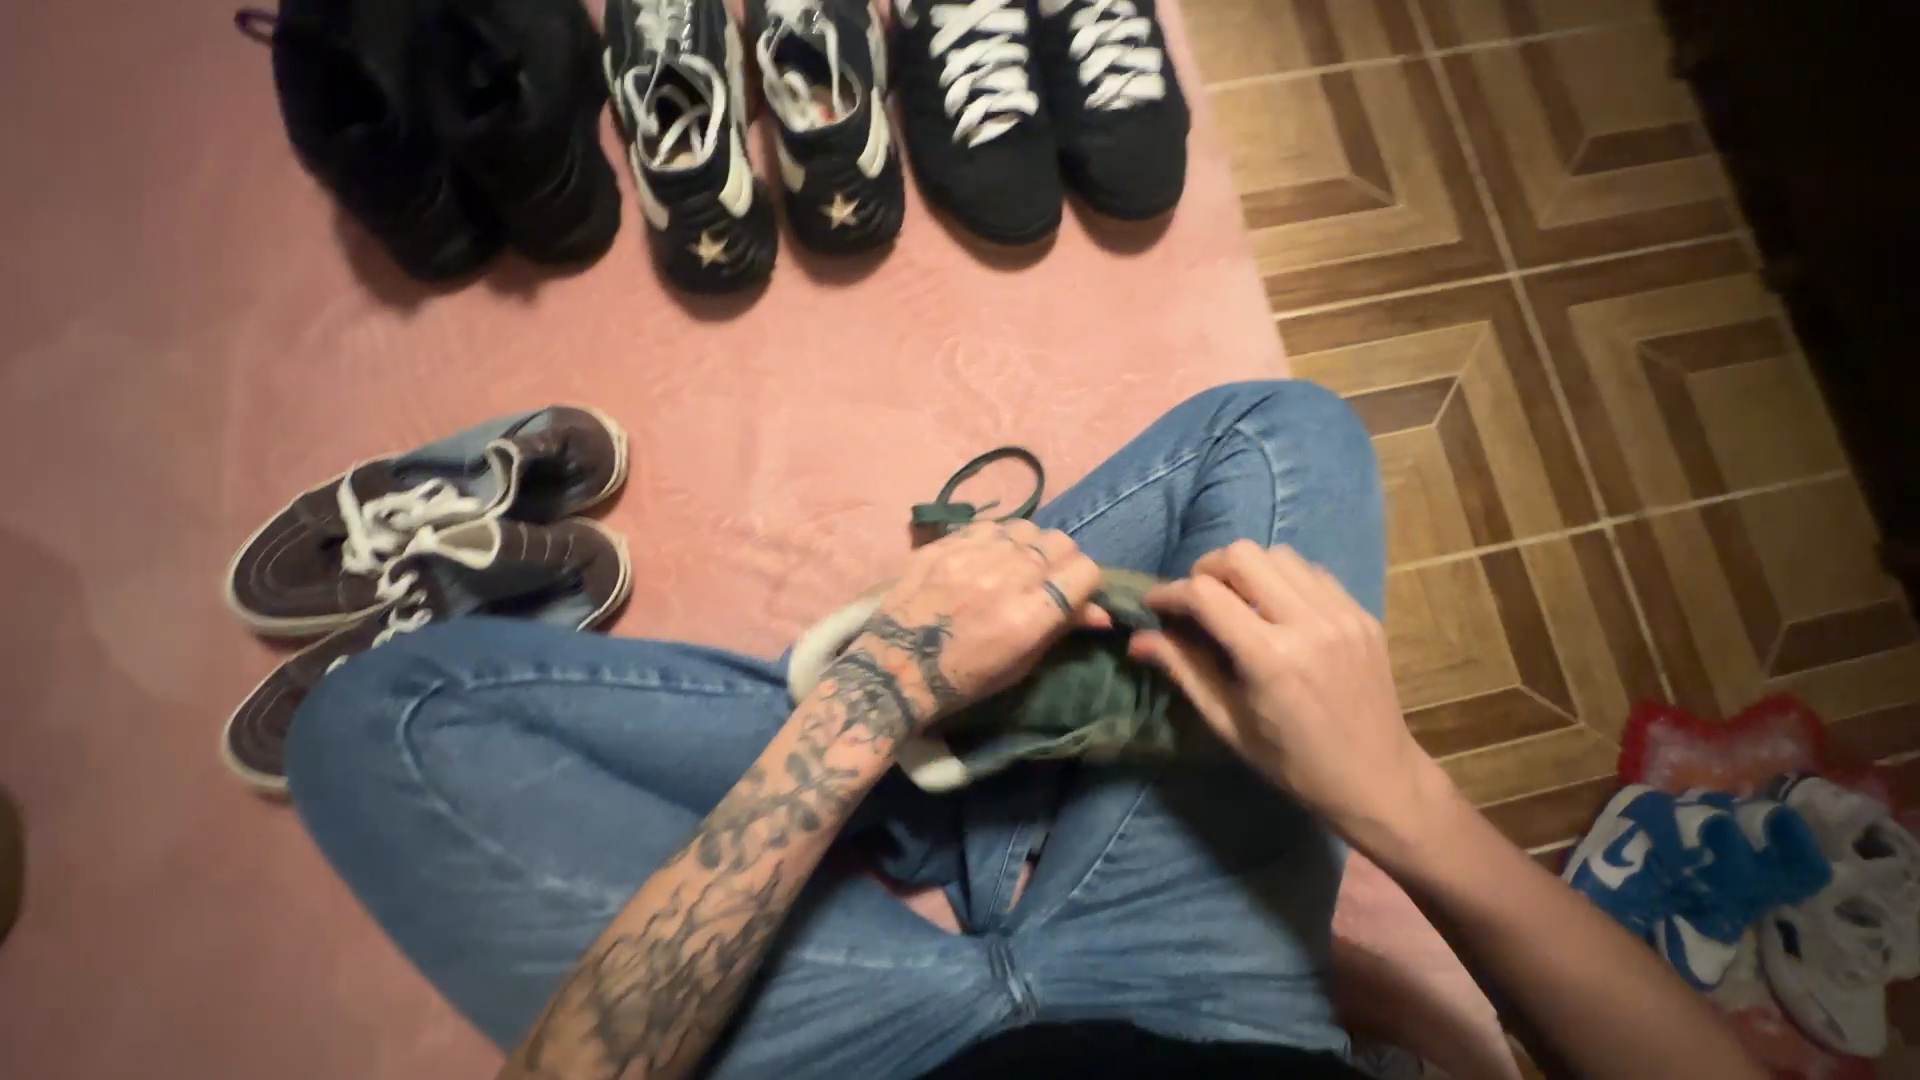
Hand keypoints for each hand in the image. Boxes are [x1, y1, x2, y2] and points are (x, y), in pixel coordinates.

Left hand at [855, 519, 1104, 730]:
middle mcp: (1005, 577)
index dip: (1086, 582)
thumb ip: (1060, 629)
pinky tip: (986, 558)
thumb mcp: (1019, 665)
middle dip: (1062, 560)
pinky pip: (988, 526)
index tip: (1075, 594)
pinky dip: (996, 539)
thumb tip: (1100, 613)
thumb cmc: (962, 679)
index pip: (1084, 571)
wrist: (895, 669)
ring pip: (1026, 527)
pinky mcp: (943, 545)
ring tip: (1016, 565)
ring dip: (1030, 545)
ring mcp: (971, 556)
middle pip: (1059, 543)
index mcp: (1029, 615)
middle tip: (1047, 579)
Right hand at [1131, 540, 1450, 843]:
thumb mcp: (1228, 724)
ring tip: (1236, 602)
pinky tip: (1276, 610)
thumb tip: (1136, 639)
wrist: (1378, 780)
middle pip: (1241, 555)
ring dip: (1246, 570)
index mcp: (1270, 658)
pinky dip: (1282, 579)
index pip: (1205, 594)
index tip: (1154, 604)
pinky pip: (1311, 572)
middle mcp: (1308, 623)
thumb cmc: (1293, 763)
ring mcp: (1341, 614)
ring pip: (1277, 555)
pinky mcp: (1361, 614)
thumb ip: (1183, 670)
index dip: (1170, 592)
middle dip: (1206, 570)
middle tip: (1196, 600)